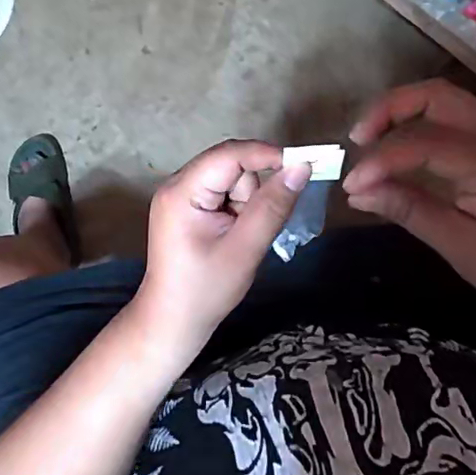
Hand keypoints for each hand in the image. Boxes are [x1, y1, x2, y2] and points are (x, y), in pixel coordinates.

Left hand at [135, 140, 310, 349]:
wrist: (173, 320)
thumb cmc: (206, 289)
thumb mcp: (245, 249)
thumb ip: (273, 206)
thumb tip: (300, 168)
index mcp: (182, 190)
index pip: (229, 154)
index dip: (266, 155)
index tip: (303, 166)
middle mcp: (177, 184)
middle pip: (229, 163)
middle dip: (254, 188)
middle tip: (256, 225)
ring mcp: (179, 194)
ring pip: (230, 178)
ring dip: (247, 201)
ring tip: (240, 238)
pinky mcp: (186, 206)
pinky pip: (222, 191)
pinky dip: (238, 207)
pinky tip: (234, 235)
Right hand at [342, 80, 475, 317]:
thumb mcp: (462, 248)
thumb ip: (409, 210)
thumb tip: (356, 191)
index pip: (419, 141)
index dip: (378, 160)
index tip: (350, 184)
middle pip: (436, 95)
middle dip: (389, 109)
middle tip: (359, 137)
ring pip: (454, 106)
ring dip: (412, 120)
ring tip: (385, 149)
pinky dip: (443, 136)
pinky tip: (435, 167)